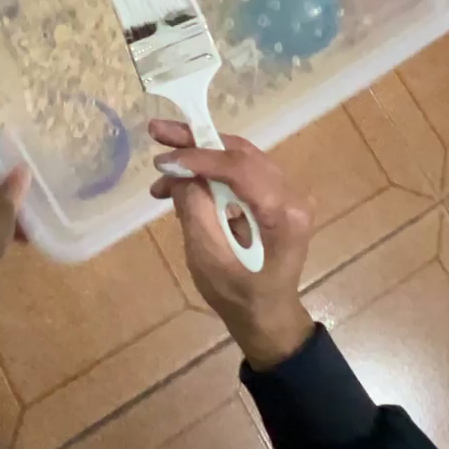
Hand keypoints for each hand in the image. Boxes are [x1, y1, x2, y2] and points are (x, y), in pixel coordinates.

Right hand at [148, 119, 314, 368]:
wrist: (266, 317)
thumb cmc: (238, 296)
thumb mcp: (209, 259)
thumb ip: (195, 211)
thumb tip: (180, 173)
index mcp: (283, 213)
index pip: (239, 168)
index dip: (199, 157)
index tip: (163, 161)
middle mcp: (291, 195)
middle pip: (240, 153)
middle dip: (196, 141)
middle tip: (157, 132)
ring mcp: (285, 194)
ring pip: (238, 157)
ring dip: (198, 157)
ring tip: (161, 171)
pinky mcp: (273, 197)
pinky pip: (239, 172)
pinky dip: (209, 171)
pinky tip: (180, 185)